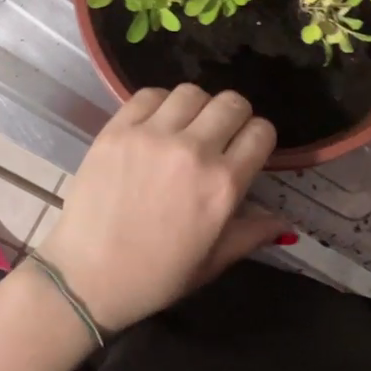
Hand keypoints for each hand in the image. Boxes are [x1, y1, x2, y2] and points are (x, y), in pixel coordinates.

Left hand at [36, 85, 285, 329]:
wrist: (86, 278)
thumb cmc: (156, 276)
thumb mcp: (213, 262)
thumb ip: (251, 233)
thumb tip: (283, 222)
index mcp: (224, 185)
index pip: (262, 132)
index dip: (259, 139)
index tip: (247, 151)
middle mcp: (193, 151)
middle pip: (232, 102)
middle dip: (235, 117)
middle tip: (220, 136)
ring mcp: (152, 136)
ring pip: (192, 92)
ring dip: (197, 108)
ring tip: (186, 127)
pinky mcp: (117, 131)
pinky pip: (148, 95)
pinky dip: (159, 104)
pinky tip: (156, 125)